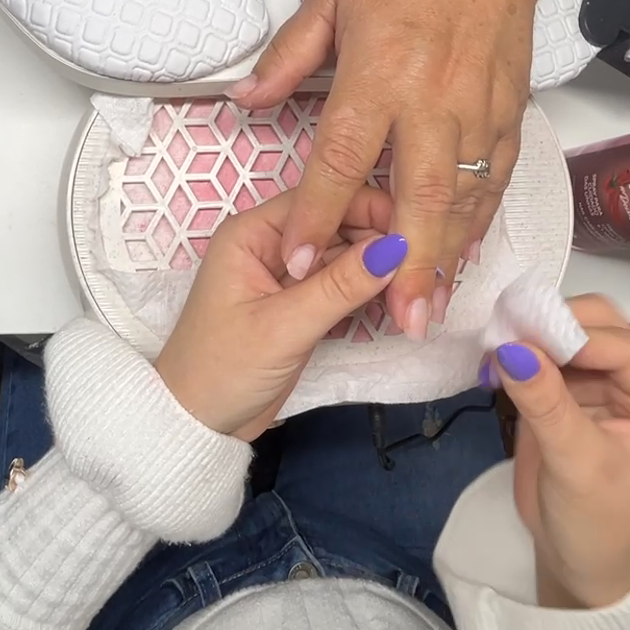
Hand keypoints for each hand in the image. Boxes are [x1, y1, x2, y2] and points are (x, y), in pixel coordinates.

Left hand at [156, 188, 407, 440]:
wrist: (198, 429)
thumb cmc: (223, 371)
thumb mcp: (283, 327)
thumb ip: (340, 286)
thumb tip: (398, 246)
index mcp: (254, 232)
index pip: (320, 200)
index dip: (370, 209)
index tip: (417, 230)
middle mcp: (274, 242)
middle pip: (340, 225)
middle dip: (383, 244)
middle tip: (431, 268)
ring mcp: (290, 272)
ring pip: (348, 255)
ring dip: (383, 271)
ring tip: (426, 288)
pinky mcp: (303, 301)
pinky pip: (345, 283)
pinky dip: (372, 292)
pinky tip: (403, 302)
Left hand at [228, 0, 538, 341]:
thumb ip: (287, 55)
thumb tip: (247, 97)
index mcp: (378, 71)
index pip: (341, 157)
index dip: (319, 214)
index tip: (302, 262)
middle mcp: (431, 98)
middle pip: (417, 194)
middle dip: (407, 264)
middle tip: (400, 320)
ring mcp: (478, 107)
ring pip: (464, 195)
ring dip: (449, 255)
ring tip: (435, 305)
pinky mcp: (509, 108)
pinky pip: (497, 175)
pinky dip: (483, 219)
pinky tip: (467, 251)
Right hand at [483, 295, 629, 608]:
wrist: (579, 563)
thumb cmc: (598, 524)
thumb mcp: (576, 466)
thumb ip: (546, 403)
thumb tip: (511, 348)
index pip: (624, 348)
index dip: (574, 337)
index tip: (521, 336)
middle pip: (601, 325)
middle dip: (555, 324)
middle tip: (508, 332)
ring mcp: (607, 381)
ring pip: (571, 329)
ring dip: (535, 332)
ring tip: (498, 342)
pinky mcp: (573, 386)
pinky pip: (548, 349)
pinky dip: (523, 348)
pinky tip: (498, 357)